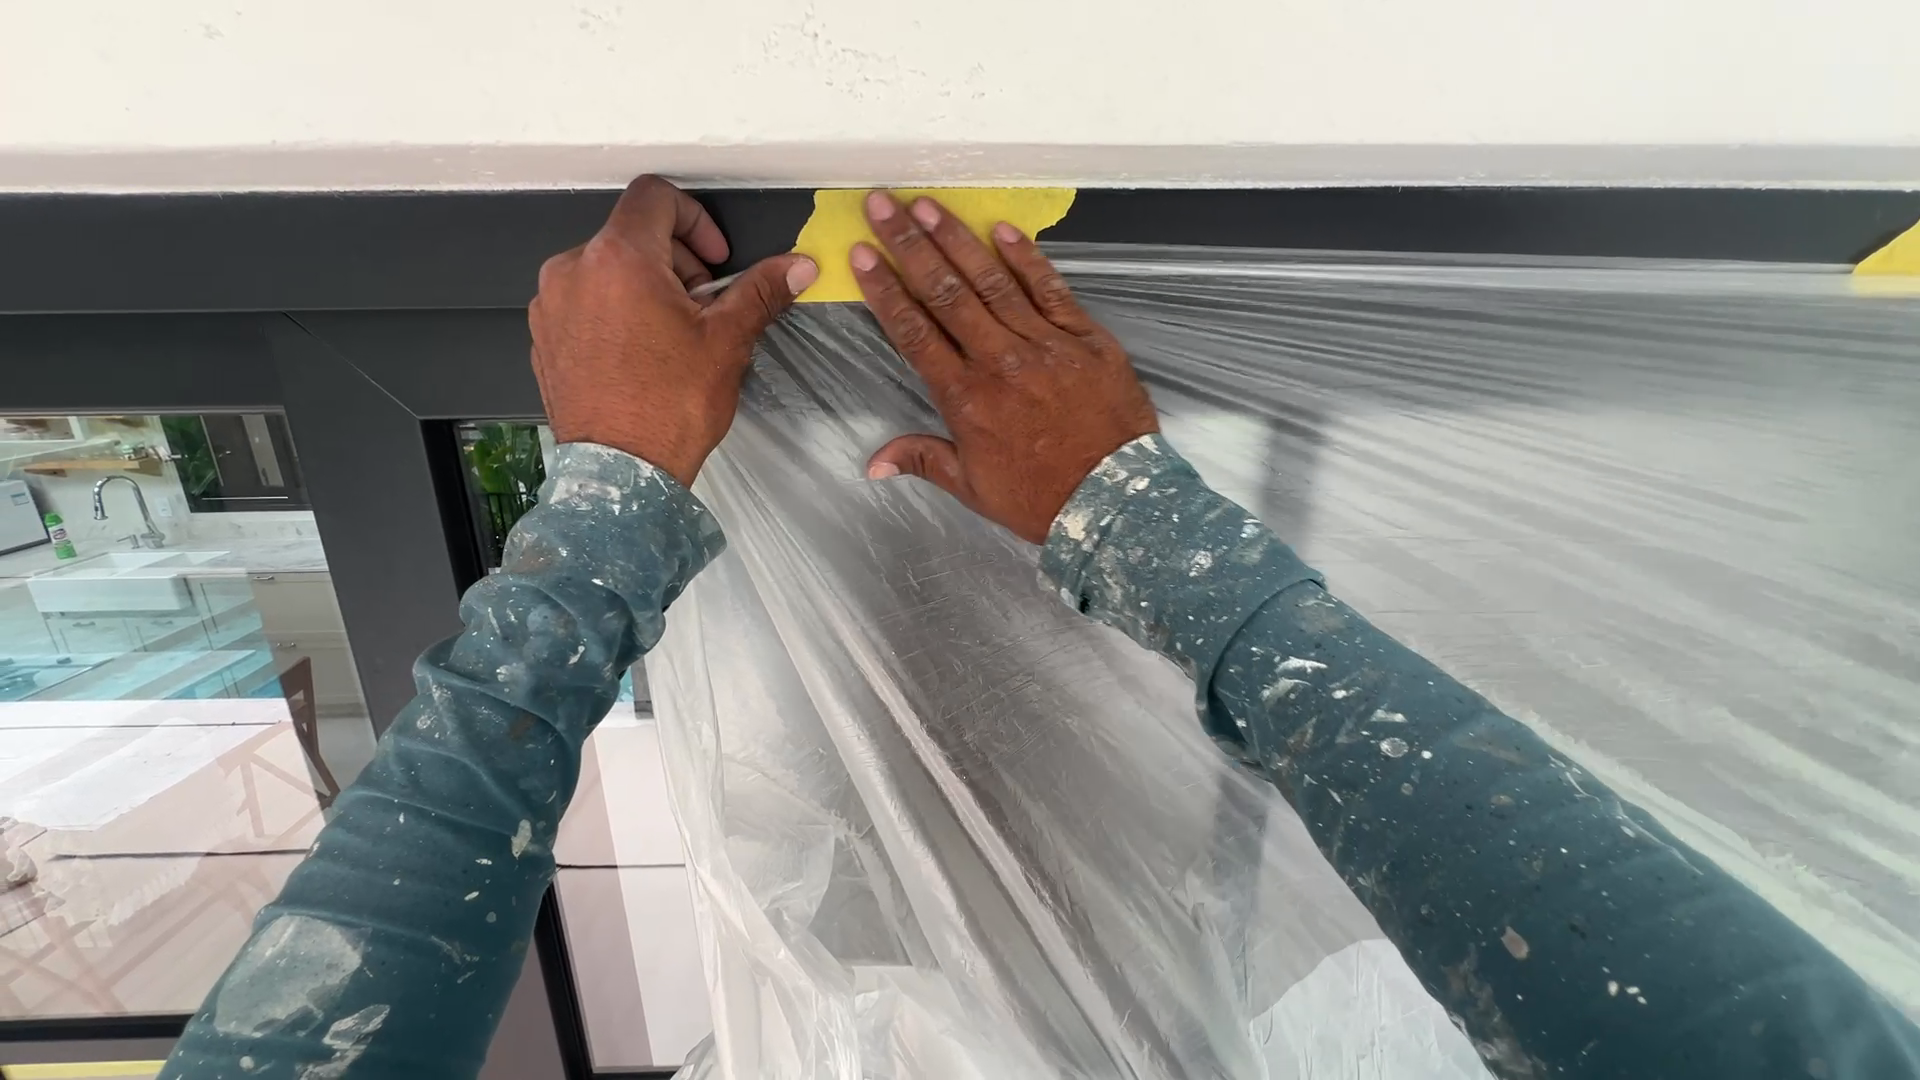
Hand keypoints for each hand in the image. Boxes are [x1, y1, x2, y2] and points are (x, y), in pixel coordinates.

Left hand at [529, 175, 818, 486]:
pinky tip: (641, 354)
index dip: (696, 218)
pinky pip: (584, 303)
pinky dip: (616, 312)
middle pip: (631, 235)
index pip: (655, 197)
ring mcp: (550, 304)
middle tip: (703, 307)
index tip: (716, 260)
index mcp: (619, 258)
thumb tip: (798, 266)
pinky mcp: (543, 336)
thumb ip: (760, 292)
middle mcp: (572, 269)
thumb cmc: (672, 406)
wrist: (622, 471)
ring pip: (606, 270)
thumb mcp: (727, 342)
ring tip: (672, 335)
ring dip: (645, 287)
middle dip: (675, 261)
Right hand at [852, 192, 1158, 543]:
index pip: (915, 332)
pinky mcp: (1086, 338)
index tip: (862, 255)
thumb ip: (923, 461)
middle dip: (909, 245)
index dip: (885, 290)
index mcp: (967, 398)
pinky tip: (1001, 229)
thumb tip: (872, 463)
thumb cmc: (1040, 499)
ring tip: (927, 205)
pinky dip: (1027, 257)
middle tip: (882, 205)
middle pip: (946, 293)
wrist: (1112, 502)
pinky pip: (1051, 289)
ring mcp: (1045, 345)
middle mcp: (1000, 361)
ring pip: (993, 281)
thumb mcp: (973, 488)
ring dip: (957, 240)